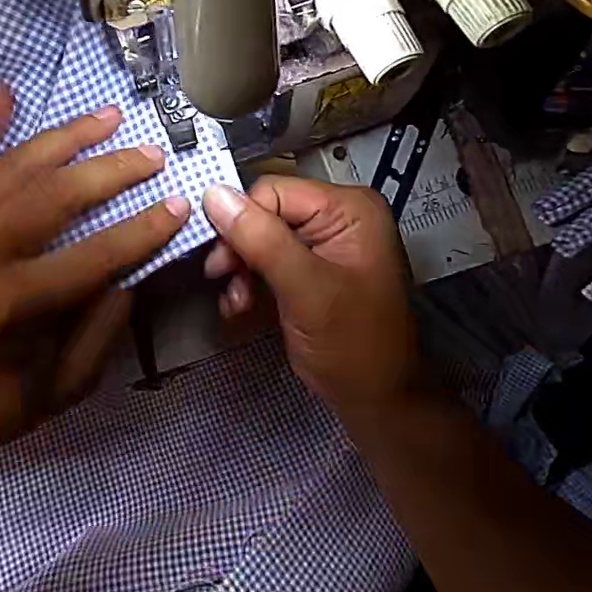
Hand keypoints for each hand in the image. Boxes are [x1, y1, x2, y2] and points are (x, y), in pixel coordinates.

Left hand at [0, 83, 190, 476]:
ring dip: (66, 138)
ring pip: (15, 170)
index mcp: (2, 308)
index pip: (90, 257)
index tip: (180, 205)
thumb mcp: (64, 385)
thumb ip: (105, 323)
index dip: (141, 231)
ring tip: (108, 116)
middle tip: (152, 154)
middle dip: (111, 172)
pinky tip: (4, 91)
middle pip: (53, 198)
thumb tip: (135, 263)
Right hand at [201, 177, 419, 414]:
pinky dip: (248, 281)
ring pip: (258, 238)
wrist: (376, 399)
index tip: (221, 258)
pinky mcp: (308, 268)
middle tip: (223, 277)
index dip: (241, 221)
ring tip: (237, 300)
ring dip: (240, 269)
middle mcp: (336, 218)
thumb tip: (215, 196)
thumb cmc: (357, 346)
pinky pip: (265, 259)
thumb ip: (262, 240)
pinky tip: (242, 304)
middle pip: (263, 213)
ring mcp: (322, 244)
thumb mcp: (307, 289)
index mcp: (349, 209)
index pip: (274, 191)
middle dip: (239, 248)